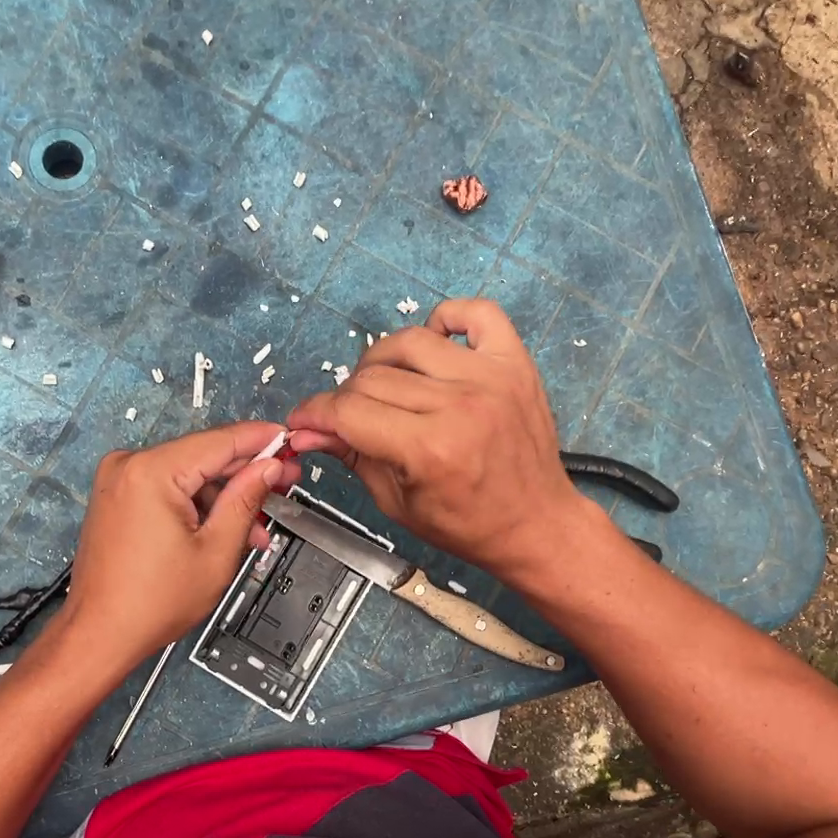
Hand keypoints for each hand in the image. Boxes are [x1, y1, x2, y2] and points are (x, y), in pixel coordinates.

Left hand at [59, 422, 300, 670]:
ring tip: (255, 526)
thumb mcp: (215, 551)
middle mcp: (129, 467)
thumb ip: (245, 500)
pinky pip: (167, 488)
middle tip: (283, 482)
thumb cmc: (147, 604)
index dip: (260, 440)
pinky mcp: (117, 497)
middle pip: (203, 456)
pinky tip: (222, 528)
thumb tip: (267, 468)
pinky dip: (195, 505)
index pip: (219, 440)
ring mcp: (119, 481)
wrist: (100, 633)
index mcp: (151, 473)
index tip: (287, 440)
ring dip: (223, 497)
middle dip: (245, 472)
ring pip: (188, 475)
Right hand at [286, 299, 592, 584]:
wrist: (535, 524)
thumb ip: (350, 456)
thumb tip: (306, 430)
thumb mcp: (394, 501)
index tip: (302, 421)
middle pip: (372, 377)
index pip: (348, 411)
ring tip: (382, 386)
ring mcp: (490, 377)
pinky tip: (434, 345)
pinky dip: (447, 319)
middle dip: (344, 398)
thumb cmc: (464, 524)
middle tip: (345, 419)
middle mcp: (459, 405)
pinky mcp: (514, 363)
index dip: (314, 414)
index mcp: (428, 449)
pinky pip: (476, 313)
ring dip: (380, 361)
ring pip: (409, 341)